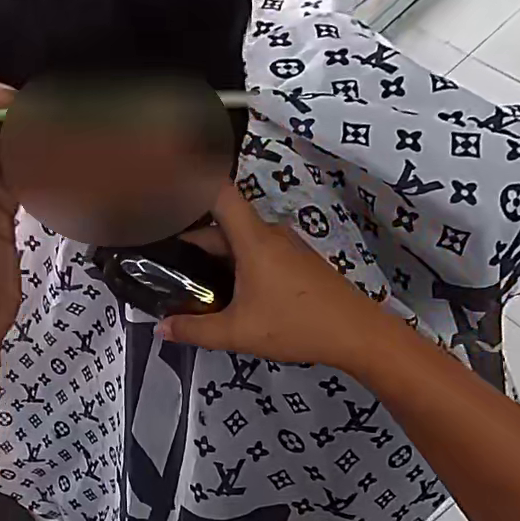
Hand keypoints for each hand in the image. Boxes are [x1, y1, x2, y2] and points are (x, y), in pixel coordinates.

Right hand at [156, 182, 392, 369]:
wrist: (357, 333)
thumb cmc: (297, 326)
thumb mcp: (238, 333)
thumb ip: (195, 330)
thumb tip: (162, 329)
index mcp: (254, 240)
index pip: (217, 193)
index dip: (189, 187)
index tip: (165, 194)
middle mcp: (271, 234)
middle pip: (224, 222)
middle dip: (194, 240)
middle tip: (166, 261)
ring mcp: (288, 246)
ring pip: (242, 239)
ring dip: (217, 254)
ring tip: (192, 279)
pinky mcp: (298, 261)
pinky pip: (259, 251)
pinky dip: (238, 262)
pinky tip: (229, 291)